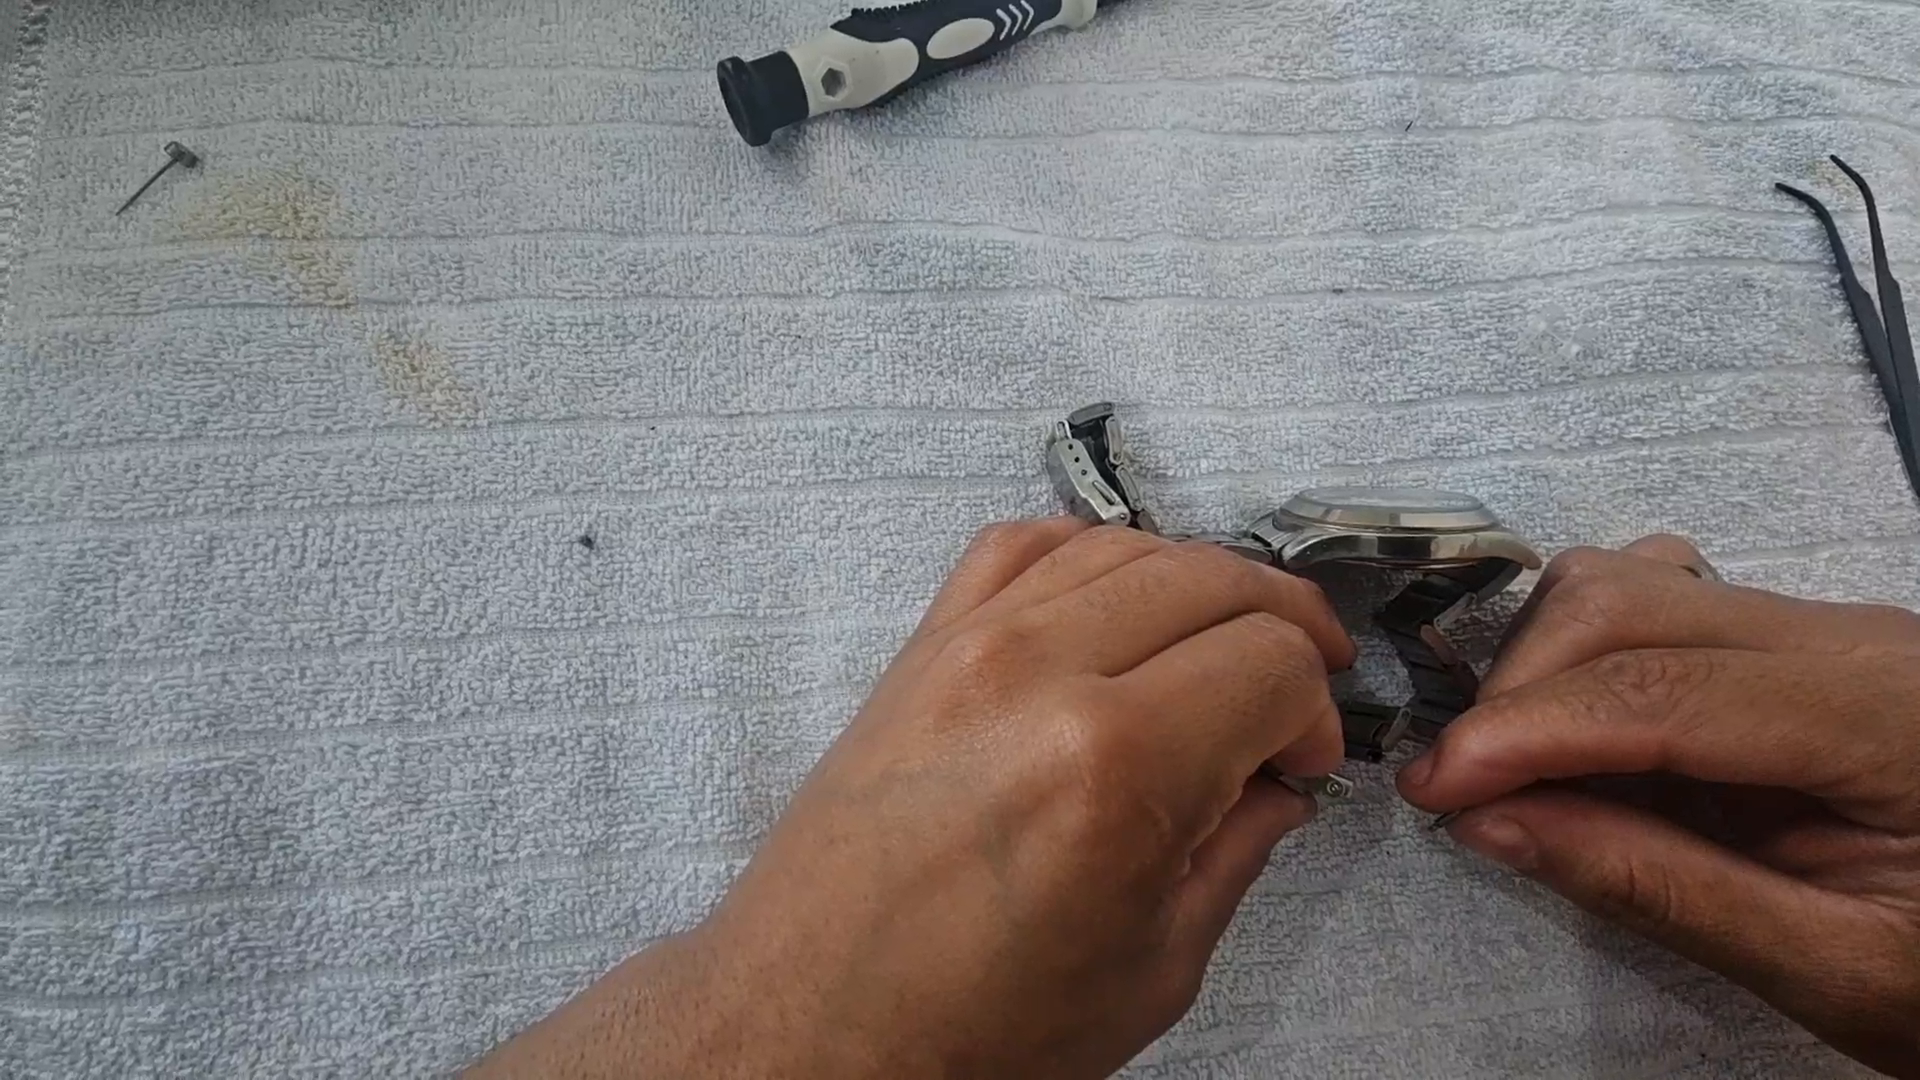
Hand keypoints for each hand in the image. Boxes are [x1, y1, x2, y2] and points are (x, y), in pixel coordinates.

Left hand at [469, 519, 1354, 1079]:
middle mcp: (1040, 670)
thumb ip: (1238, 843)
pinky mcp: (925, 638)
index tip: (1301, 756)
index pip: (1269, 660)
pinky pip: (1022, 544)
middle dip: (1281, 622)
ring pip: (1124, 545)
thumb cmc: (979, 1020)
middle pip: (1210, 578)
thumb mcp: (1153, 962)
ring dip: (1197, 582)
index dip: (1312, 707)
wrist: (815, 1003)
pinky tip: (1114, 598)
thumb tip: (1281, 770)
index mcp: (1112, 762)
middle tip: (1293, 683)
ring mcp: (970, 638)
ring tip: (1217, 639)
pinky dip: (1089, 553)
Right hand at [1396, 536, 1919, 1077]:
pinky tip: (1570, 705)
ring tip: (1521, 754)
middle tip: (1469, 783)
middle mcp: (1843, 635)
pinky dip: (1564, 641)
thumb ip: (1657, 889)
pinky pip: (1632, 589)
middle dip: (1511, 694)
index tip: (1428, 790)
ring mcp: (1802, 619)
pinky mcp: (1766, 627)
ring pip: (1608, 584)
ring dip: (1529, 662)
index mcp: (1889, 716)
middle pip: (1611, 606)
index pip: (1651, 695)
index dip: (1515, 736)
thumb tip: (1481, 822)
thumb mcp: (1844, 975)